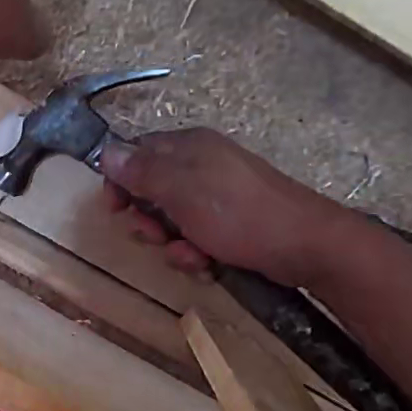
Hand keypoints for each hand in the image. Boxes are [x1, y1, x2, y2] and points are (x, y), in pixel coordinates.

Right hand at [98, 129, 358, 287]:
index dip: (120, 180)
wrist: (305, 245)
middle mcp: (201, 164)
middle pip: (152, 189)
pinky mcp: (232, 221)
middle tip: (155, 236)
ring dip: (173, 242)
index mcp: (187, 146)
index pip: (136, 152)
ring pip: (173, 219)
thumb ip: (141, 171)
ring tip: (191, 255)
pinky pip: (197, 235)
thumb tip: (106, 151)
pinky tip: (207, 264)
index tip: (115, 208)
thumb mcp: (180, 190)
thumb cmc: (236, 213)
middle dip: (149, 219)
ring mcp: (218, 194)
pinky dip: (196, 252)